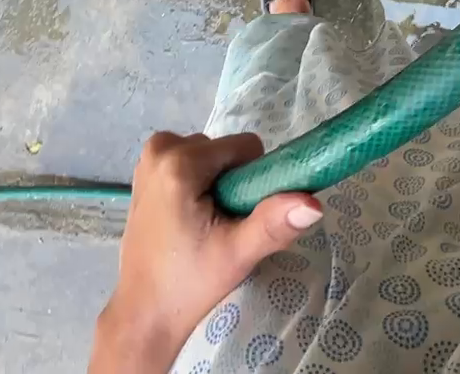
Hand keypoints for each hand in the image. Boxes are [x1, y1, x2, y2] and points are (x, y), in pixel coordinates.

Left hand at [90, 132, 322, 372]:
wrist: (144, 313)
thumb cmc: (190, 283)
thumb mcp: (237, 254)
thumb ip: (274, 224)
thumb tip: (314, 203)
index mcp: (180, 161)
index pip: (244, 146)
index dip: (251, 180)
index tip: (238, 214)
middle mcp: (161, 148)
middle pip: (224, 149)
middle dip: (230, 182)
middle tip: (219, 224)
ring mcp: (149, 157)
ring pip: (208, 154)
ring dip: (213, 182)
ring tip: (202, 224)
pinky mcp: (145, 169)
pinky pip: (188, 160)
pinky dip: (195, 182)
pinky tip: (187, 217)